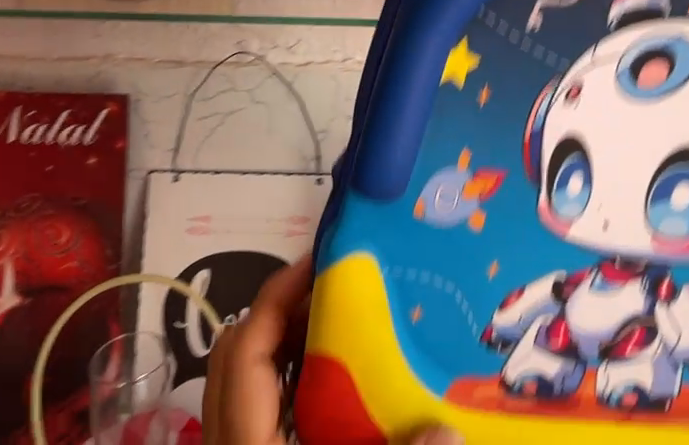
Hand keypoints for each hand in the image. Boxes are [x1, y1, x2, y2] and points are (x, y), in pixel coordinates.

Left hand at [202, 257, 459, 444]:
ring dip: (292, 344)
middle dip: (287, 309)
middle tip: (346, 286)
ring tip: (349, 324)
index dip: (278, 295)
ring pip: (249, 382)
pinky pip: (265, 411)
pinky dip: (297, 382)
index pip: (247, 348)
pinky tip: (344, 389)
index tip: (325, 261)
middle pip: (239, 354)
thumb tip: (448, 431)